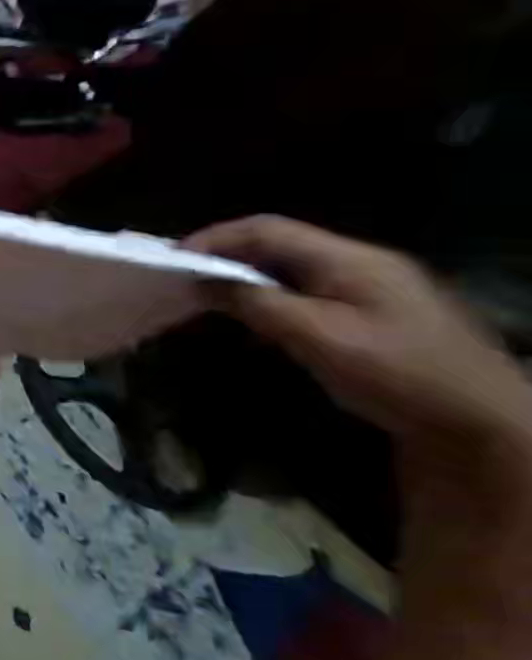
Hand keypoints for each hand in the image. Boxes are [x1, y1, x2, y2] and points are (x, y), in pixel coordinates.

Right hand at [185, 216, 531, 453]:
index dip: (213, 238)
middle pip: (277, 244)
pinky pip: (307, 290)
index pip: (266, 229)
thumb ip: (254, 302)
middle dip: (224, 256)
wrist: (487, 430)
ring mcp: (373, 288)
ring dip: (244, 277)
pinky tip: (254, 319)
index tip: (173, 260)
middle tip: (184, 277)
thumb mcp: (315, 337)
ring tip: (208, 297)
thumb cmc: (396, 374)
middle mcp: (362, 263)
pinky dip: (269, 296)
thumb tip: (201, 281)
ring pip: (290, 267)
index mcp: (351, 259)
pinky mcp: (374, 314)